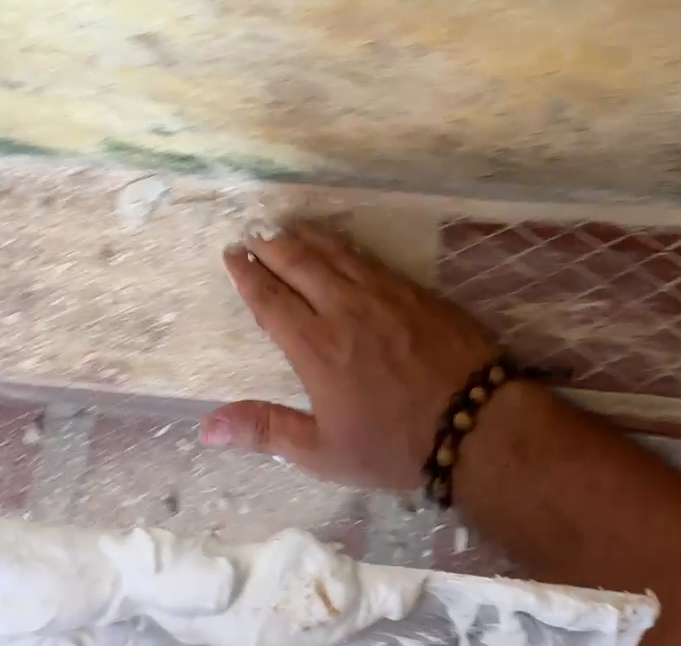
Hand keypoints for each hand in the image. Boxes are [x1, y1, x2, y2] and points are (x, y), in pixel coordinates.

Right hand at [200, 221, 498, 489]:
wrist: (474, 417)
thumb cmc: (395, 443)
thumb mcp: (324, 452)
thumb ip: (266, 430)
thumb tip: (207, 426)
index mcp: (316, 346)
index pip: (271, 299)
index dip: (247, 274)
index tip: (231, 254)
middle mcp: (343, 308)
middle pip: (298, 264)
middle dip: (270, 246)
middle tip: (252, 234)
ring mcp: (381, 292)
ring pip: (333, 253)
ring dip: (305, 237)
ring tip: (286, 228)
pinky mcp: (411, 288)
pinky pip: (367, 256)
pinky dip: (343, 244)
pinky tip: (337, 242)